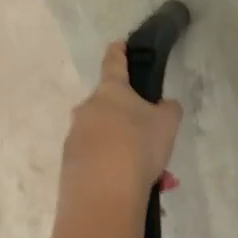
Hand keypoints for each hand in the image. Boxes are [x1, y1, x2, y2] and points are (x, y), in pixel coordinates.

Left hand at [61, 42, 183, 199]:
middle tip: (150, 139)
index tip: (120, 44)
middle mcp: (87, 109)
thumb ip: (168, 109)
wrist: (103, 193)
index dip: (119, 52)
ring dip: (123, 148)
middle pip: (107, 105)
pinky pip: (96, 160)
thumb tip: (162, 106)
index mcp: (110, 91)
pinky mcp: (69, 164)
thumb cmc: (138, 146)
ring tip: (149, 173)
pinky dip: (113, 169)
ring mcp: (74, 136)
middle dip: (127, 118)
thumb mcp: (167, 124)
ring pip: (104, 137)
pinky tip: (131, 187)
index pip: (114, 63)